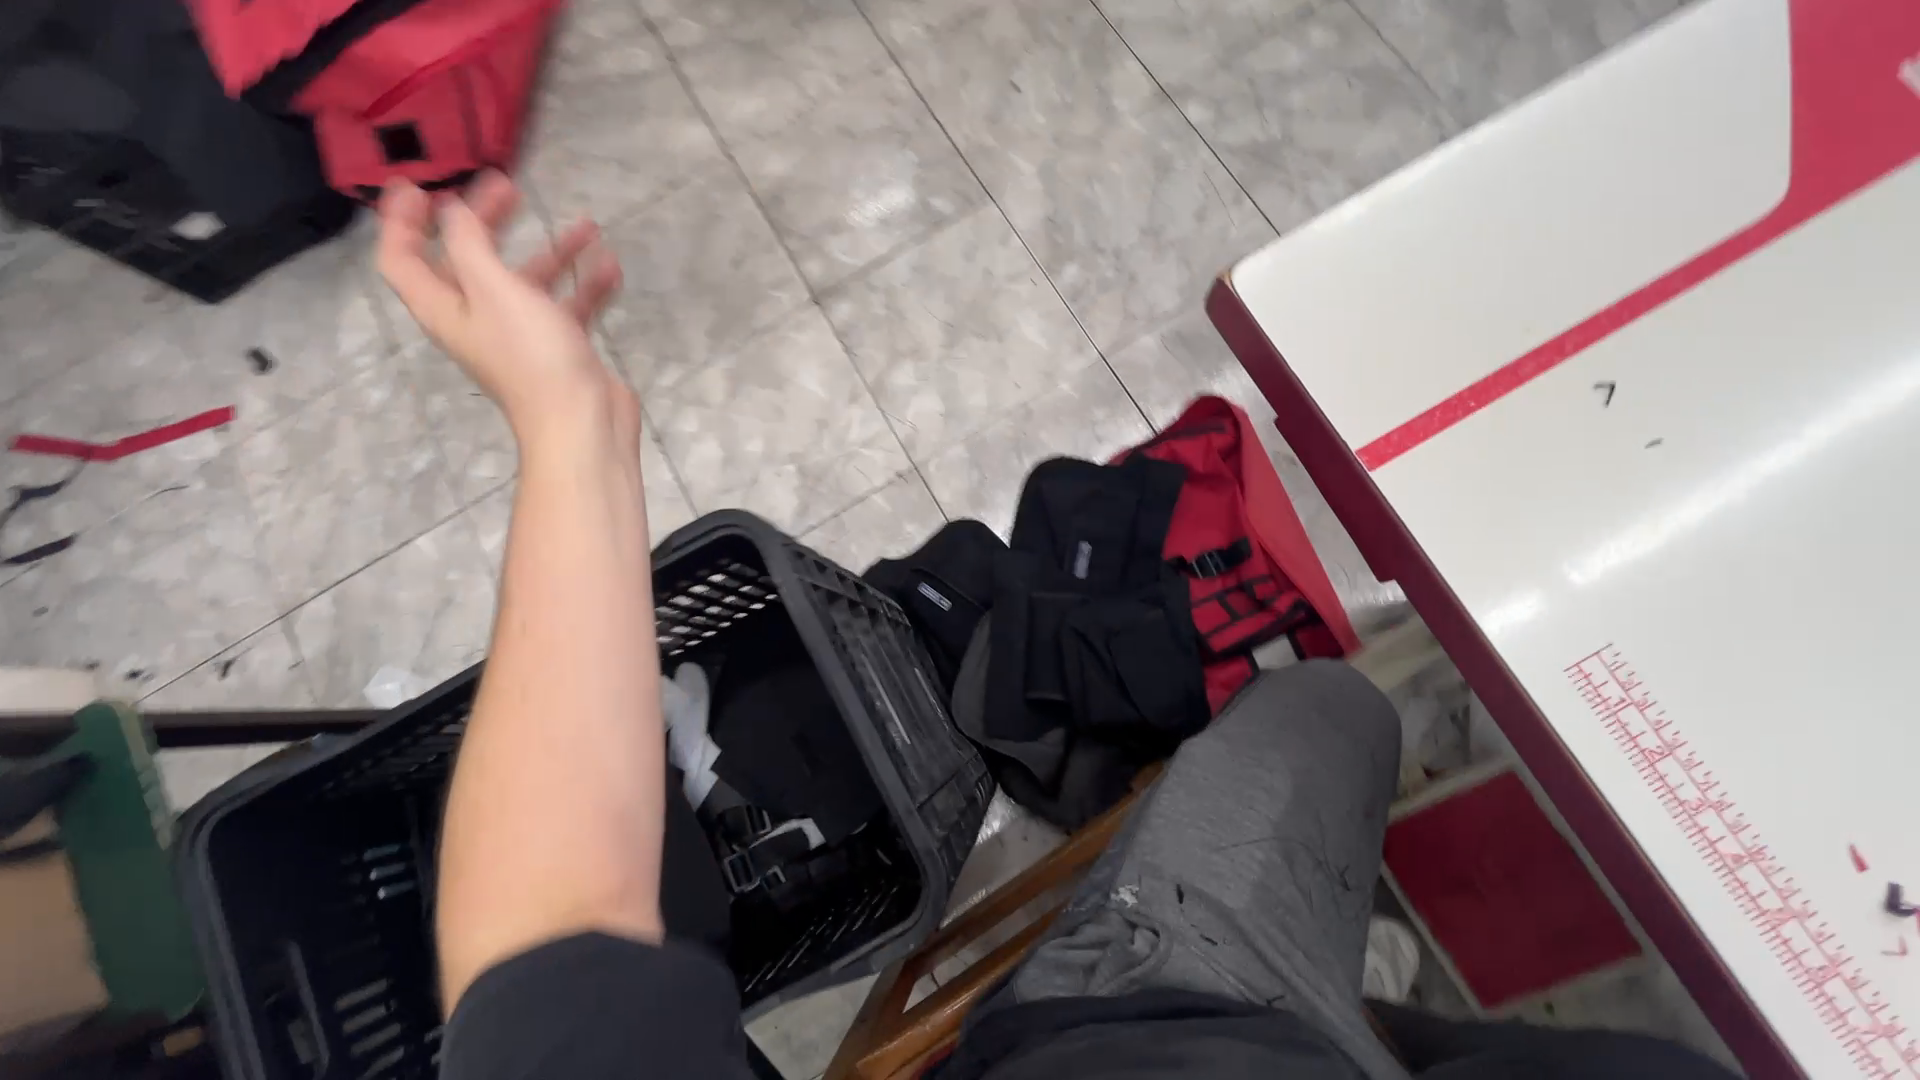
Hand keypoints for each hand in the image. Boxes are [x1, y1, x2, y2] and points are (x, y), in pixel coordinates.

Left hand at [376, 171, 633, 448]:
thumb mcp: (495, 288)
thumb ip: (470, 243)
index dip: (402, 220)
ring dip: (552, 251)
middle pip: (469, 262)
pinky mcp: (561, 348)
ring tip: (587, 226)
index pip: (403, 258)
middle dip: (486, 222)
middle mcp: (477, 319)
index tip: (420, 185)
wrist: (582, 422)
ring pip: (528, 282)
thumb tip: (454, 213)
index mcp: (445, 307)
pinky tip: (611, 269)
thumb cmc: (532, 356)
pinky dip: (585, 286)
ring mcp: (522, 335)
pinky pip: (568, 307)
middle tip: (509, 189)